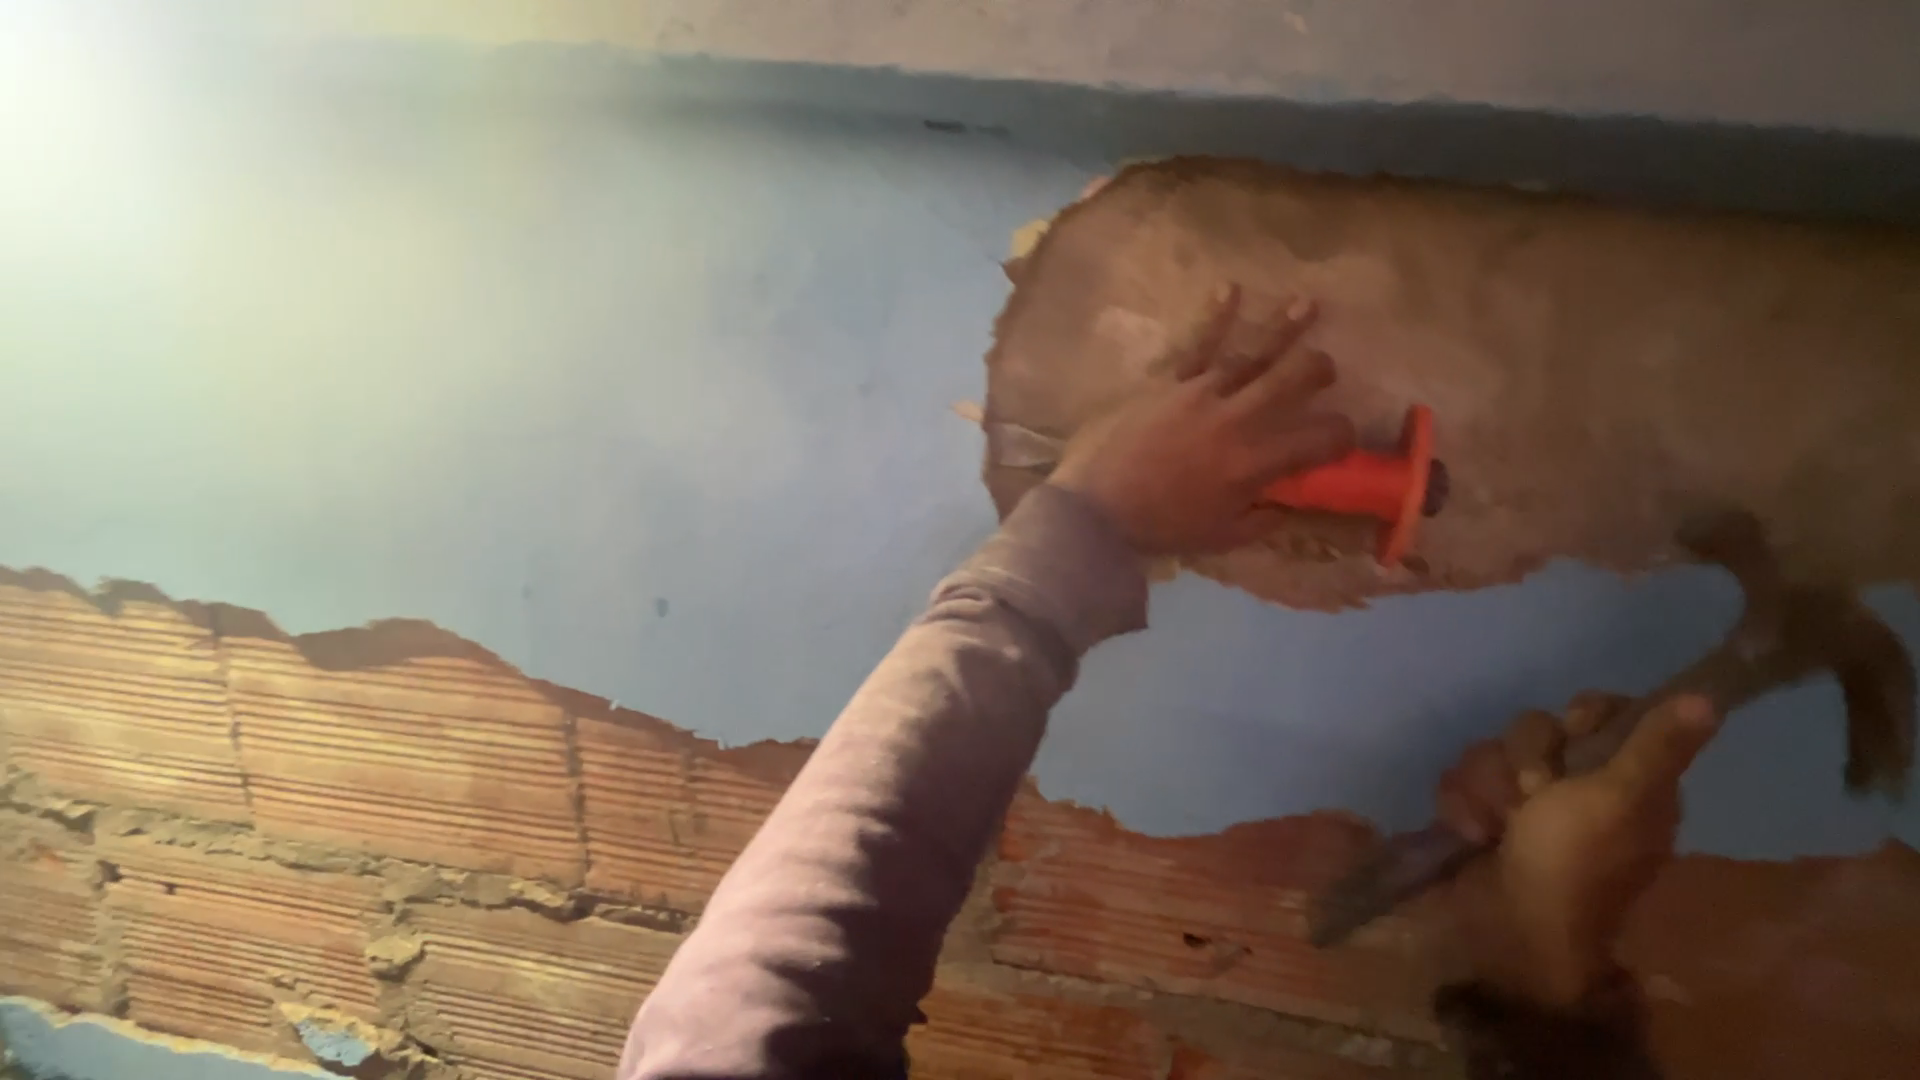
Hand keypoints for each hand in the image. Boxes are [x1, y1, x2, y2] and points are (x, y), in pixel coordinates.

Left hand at [1049, 286, 1355, 556]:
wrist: (1098, 508)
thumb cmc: (1160, 527)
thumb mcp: (1220, 537)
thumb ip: (1261, 521)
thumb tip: (1288, 505)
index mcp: (1256, 462)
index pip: (1320, 439)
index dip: (1341, 436)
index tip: (1340, 439)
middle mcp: (1239, 420)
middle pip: (1293, 381)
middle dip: (1318, 371)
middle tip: (1326, 369)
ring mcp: (1203, 395)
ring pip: (1253, 354)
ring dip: (1285, 329)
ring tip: (1309, 304)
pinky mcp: (1169, 384)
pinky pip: (1197, 343)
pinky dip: (1215, 315)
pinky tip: (1230, 287)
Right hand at [1436, 693, 1720, 1010]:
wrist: (1513, 926)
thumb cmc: (1572, 860)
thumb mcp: (1620, 800)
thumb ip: (1654, 748)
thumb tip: (1708, 697)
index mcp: (1622, 775)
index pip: (1598, 709)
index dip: (1578, 719)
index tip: (1574, 741)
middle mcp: (1574, 781)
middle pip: (1532, 728)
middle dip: (1520, 762)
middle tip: (1532, 797)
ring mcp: (1523, 798)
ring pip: (1488, 752)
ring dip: (1484, 788)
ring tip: (1494, 826)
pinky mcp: (1482, 811)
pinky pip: (1459, 780)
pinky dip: (1461, 807)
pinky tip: (1473, 833)